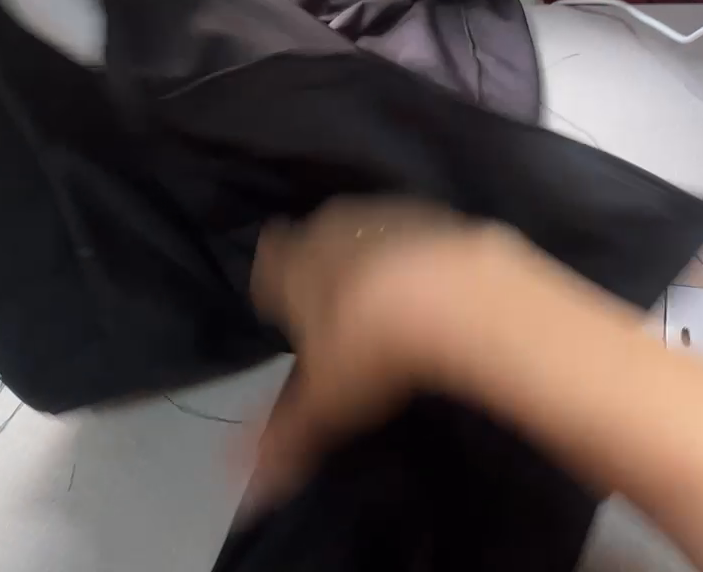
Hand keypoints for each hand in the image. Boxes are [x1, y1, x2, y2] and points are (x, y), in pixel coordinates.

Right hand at [247, 198, 529, 504]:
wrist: (451, 293)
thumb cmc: (368, 345)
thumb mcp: (325, 401)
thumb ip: (284, 439)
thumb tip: (251, 491)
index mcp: (292, 262)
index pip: (267, 263)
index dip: (276, 286)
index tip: (287, 313)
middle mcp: (330, 226)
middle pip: (315, 240)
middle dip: (321, 267)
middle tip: (338, 310)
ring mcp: (384, 213)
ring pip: (364, 231)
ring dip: (370, 257)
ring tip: (387, 301)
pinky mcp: (432, 211)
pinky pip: (413, 230)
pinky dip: (416, 252)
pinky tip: (431, 286)